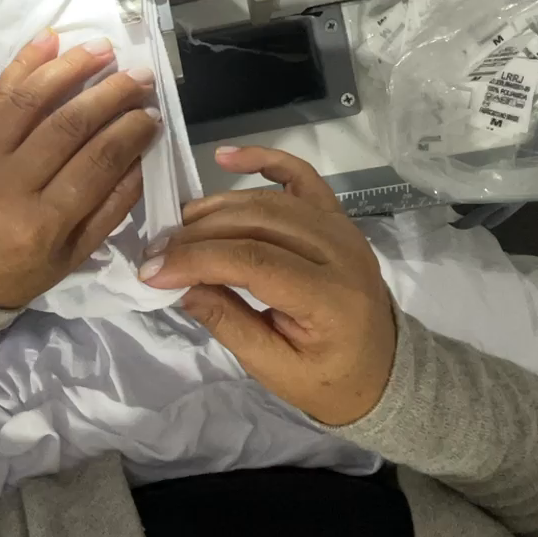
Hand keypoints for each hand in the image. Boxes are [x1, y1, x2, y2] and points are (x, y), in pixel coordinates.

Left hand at [0, 30, 159, 308]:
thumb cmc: (20, 269)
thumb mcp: (75, 253)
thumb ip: (112, 206)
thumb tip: (143, 155)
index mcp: (42, 222)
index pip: (95, 164)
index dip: (129, 133)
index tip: (153, 114)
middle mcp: (10, 184)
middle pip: (67, 126)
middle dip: (110, 95)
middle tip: (140, 77)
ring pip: (30, 100)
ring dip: (70, 68)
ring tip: (104, 49)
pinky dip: (23, 63)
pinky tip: (50, 40)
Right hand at [140, 146, 397, 425]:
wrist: (386, 370)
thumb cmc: (330, 379)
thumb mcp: (275, 369)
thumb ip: (227, 322)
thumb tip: (176, 285)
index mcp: (331, 297)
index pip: (254, 262)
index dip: (197, 260)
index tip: (152, 270)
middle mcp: (339, 251)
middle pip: (256, 223)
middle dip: (197, 235)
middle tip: (156, 250)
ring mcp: (340, 227)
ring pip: (266, 201)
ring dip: (215, 208)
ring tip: (176, 227)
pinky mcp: (335, 215)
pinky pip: (298, 175)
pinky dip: (262, 159)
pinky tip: (224, 157)